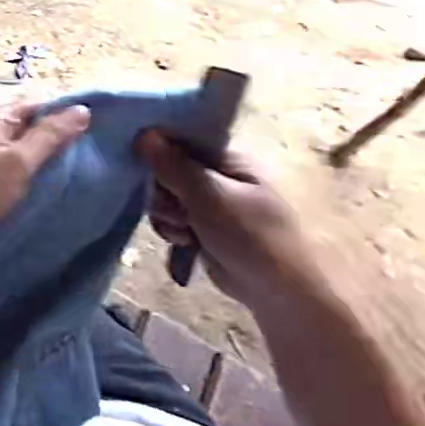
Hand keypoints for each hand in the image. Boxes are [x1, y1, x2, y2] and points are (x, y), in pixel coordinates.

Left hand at [0, 101, 91, 256]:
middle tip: (76, 151)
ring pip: (17, 136)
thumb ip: (50, 135)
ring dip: (37, 148)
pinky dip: (22, 159)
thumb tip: (82, 109)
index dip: (63, 115)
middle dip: (50, 132)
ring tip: (60, 163)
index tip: (86, 134)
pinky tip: (35, 173)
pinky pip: (6, 151)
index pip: (38, 102)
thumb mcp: (20, 164)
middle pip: (27, 118)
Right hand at [136, 132, 320, 312]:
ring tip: (184, 233)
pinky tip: (184, 244)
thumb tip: (143, 133)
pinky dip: (174, 232)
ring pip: (168, 200)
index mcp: (230, 158)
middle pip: (169, 172)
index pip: (181, 141)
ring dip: (167, 217)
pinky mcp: (206, 230)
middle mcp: (221, 177)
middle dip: (163, 194)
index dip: (158, 153)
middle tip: (177, 211)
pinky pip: (176, 222)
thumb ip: (173, 165)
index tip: (147, 171)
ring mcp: (214, 205)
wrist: (281, 292)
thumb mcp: (209, 195)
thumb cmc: (251, 235)